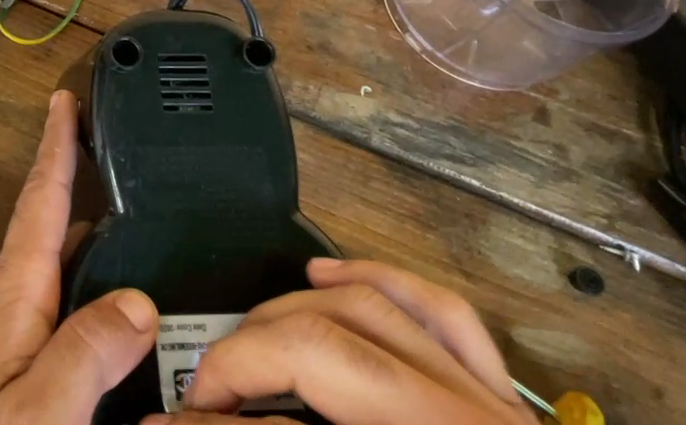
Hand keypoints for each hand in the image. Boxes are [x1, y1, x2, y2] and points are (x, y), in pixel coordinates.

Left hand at [0, 90, 158, 423]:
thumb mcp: (37, 411)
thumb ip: (84, 354)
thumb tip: (139, 300)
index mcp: (11, 298)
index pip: (38, 204)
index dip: (55, 149)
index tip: (64, 102)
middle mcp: (4, 305)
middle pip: (43, 224)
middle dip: (69, 177)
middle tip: (101, 146)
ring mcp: (1, 334)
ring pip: (50, 264)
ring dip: (76, 228)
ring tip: (114, 208)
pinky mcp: (4, 364)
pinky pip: (52, 301)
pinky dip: (76, 278)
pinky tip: (99, 300)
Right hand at [144, 259, 534, 424]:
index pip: (305, 397)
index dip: (226, 398)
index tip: (180, 419)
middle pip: (328, 344)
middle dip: (246, 354)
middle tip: (207, 393)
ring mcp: (494, 409)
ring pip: (373, 308)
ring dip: (292, 308)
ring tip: (245, 337)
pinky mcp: (504, 403)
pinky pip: (439, 313)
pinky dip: (376, 280)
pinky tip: (325, 275)